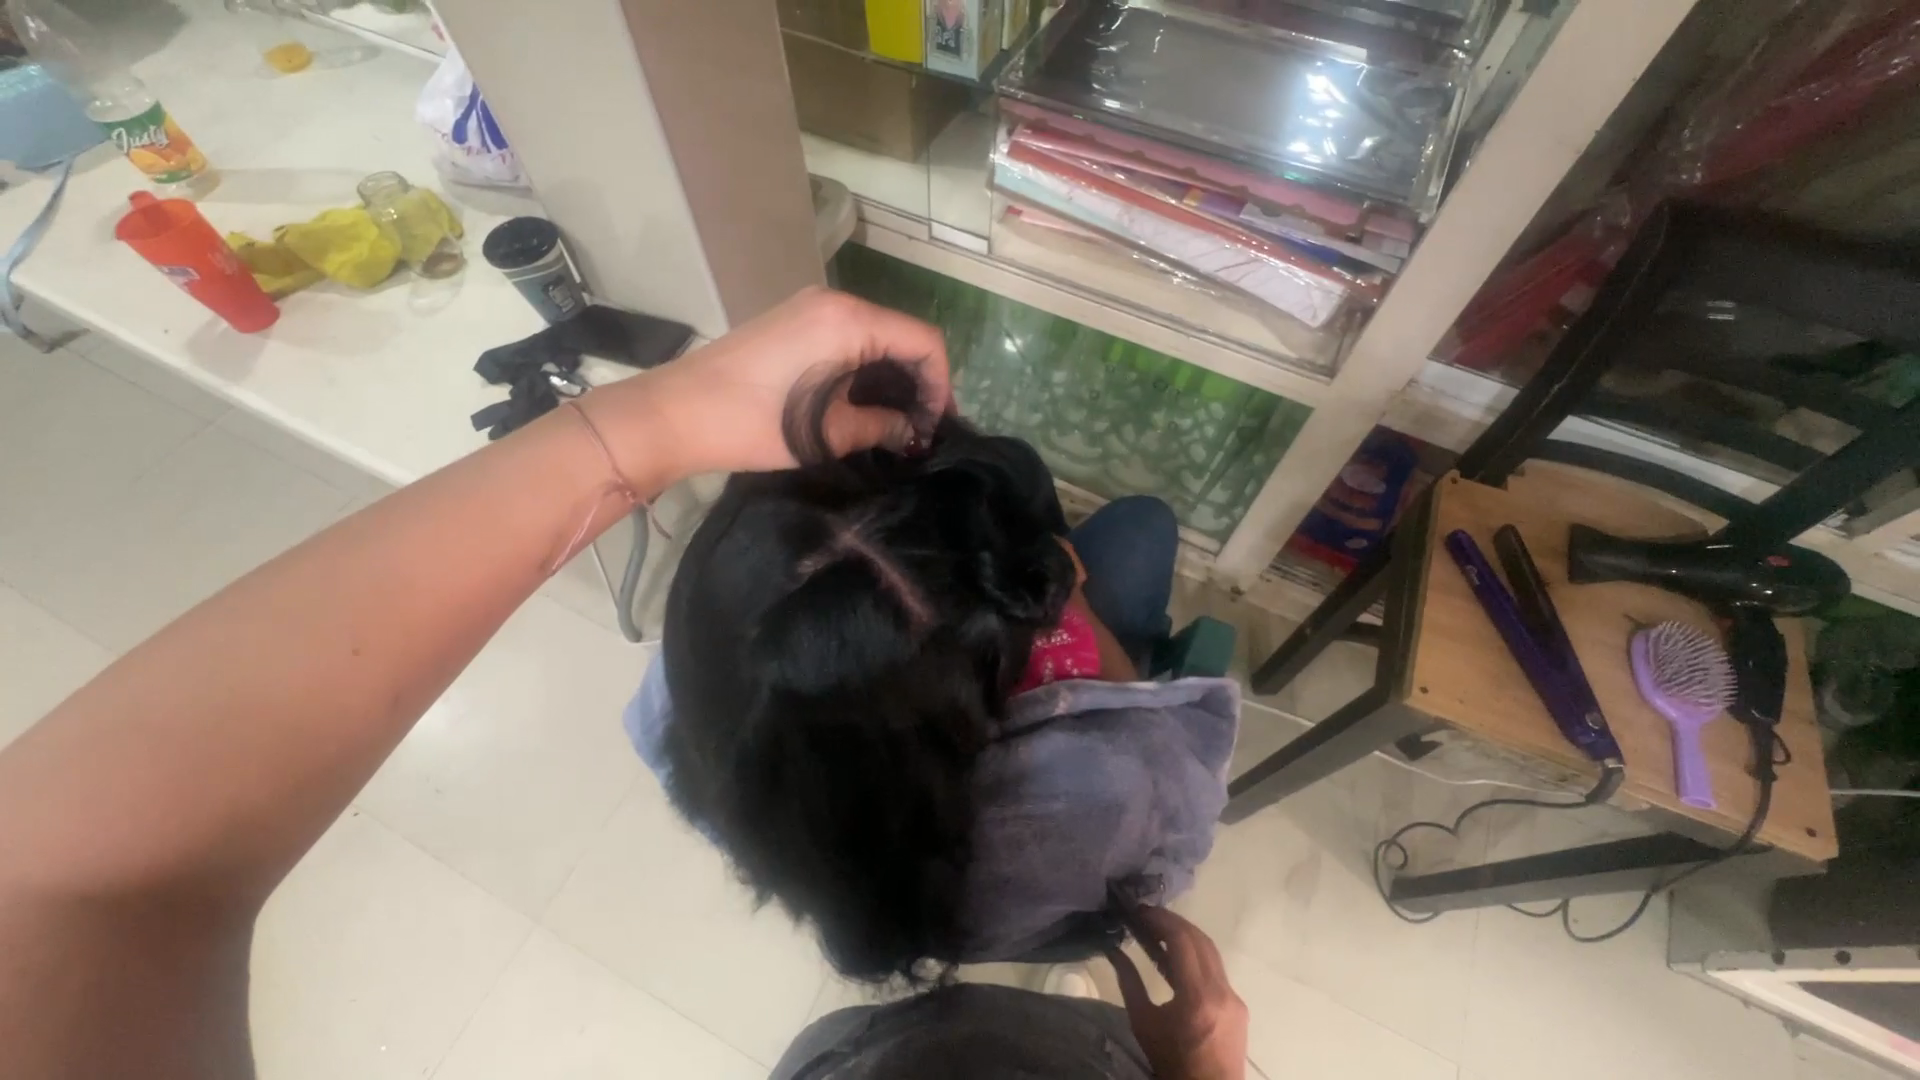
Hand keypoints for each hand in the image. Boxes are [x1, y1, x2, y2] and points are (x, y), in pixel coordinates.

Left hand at [582, 287, 951, 484]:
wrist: (675, 414)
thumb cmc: (754, 423)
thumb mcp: (827, 432)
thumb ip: (880, 426)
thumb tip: (911, 431)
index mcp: (849, 320)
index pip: (923, 341)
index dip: (941, 384)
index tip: (937, 426)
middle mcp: (835, 302)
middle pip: (902, 334)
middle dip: (919, 382)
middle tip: (920, 429)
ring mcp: (811, 308)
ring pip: (877, 337)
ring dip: (892, 378)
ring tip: (896, 423)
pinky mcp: (794, 323)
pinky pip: (849, 339)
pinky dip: (866, 369)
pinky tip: (864, 403)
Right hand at [1105, 906, 1248, 1079]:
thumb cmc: (1172, 1064)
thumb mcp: (1143, 1024)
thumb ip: (1129, 982)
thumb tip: (1113, 950)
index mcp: (1197, 997)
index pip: (1182, 940)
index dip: (1161, 919)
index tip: (1140, 912)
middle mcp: (1222, 992)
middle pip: (1199, 939)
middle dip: (1173, 922)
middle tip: (1147, 916)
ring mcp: (1235, 998)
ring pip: (1211, 951)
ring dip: (1186, 935)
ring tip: (1160, 930)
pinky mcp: (1239, 1006)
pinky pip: (1217, 969)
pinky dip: (1197, 954)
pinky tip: (1179, 958)